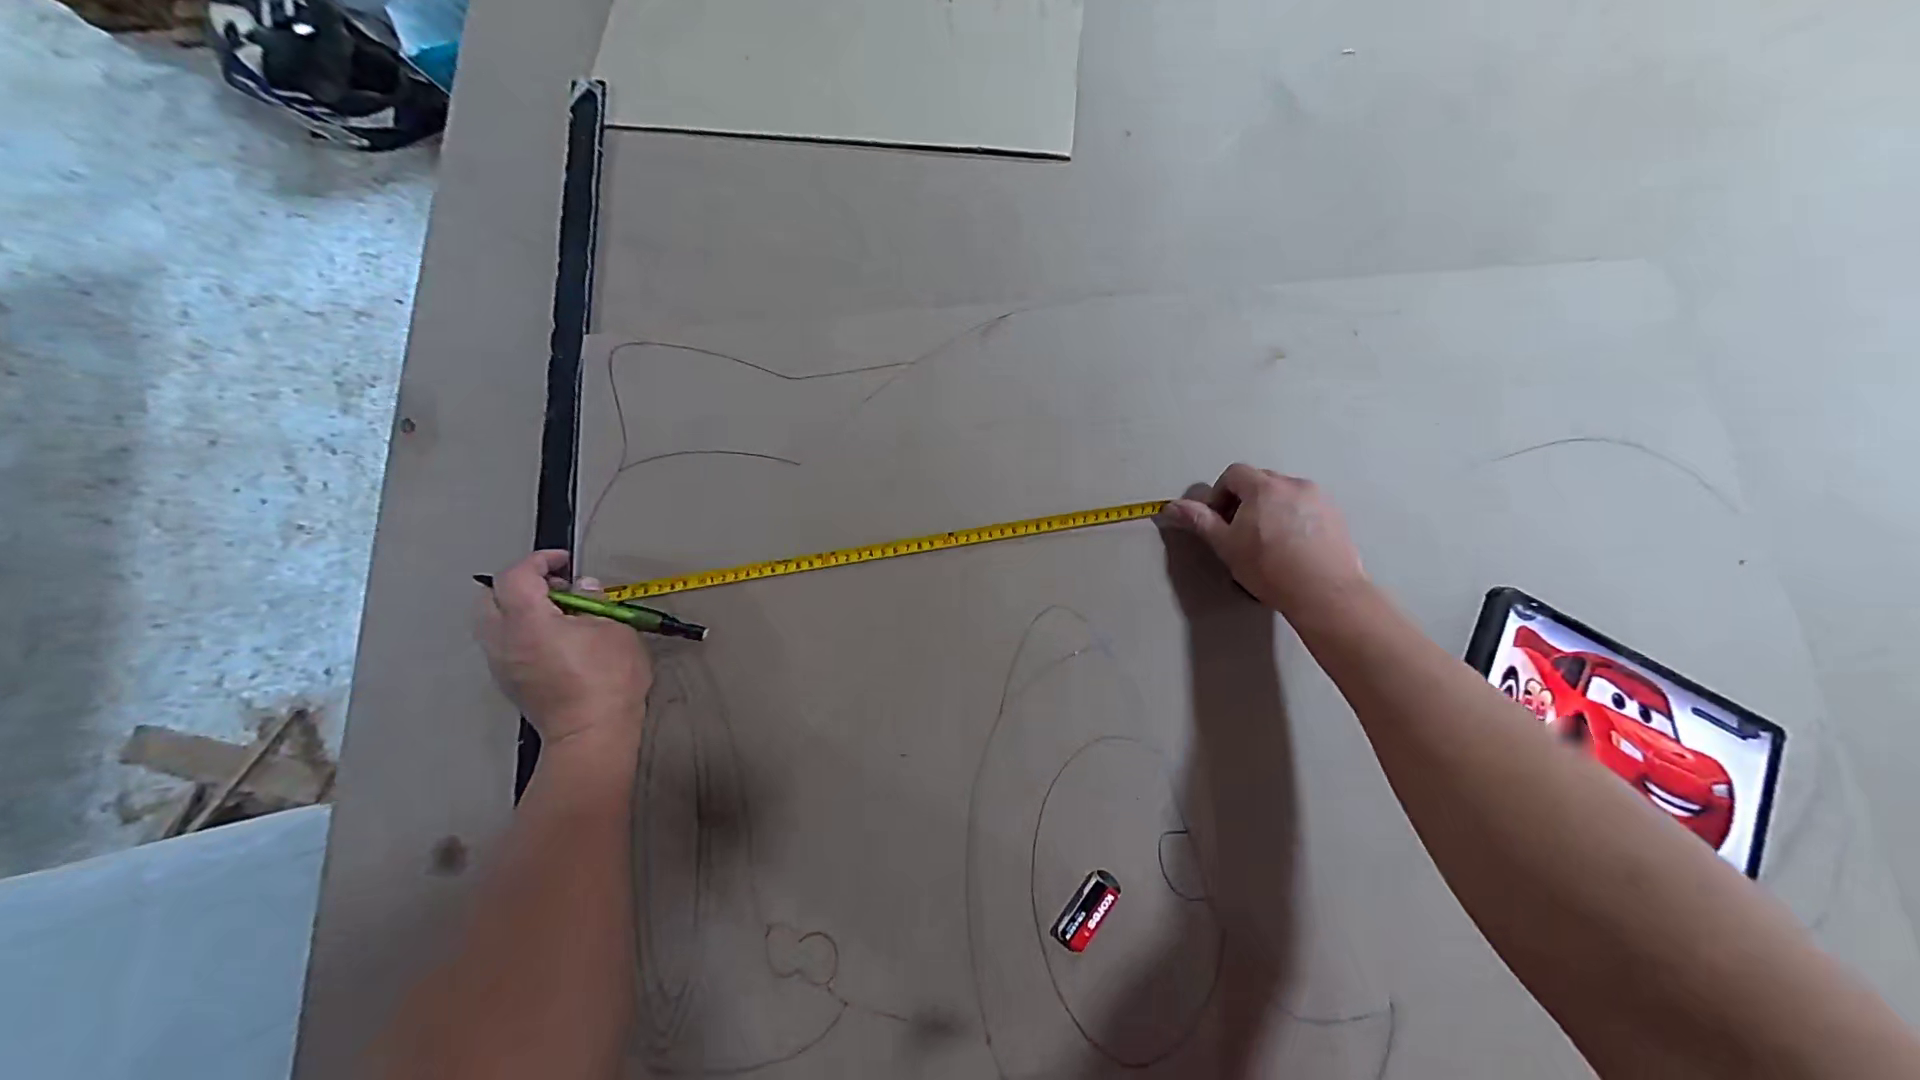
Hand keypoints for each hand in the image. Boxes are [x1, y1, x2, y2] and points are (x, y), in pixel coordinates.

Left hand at [476, 550, 652, 746]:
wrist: (592, 734)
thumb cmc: (608, 680)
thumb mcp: (616, 630)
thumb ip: (596, 603)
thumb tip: (585, 589)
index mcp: (527, 621)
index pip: (515, 575)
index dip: (539, 561)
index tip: (563, 561)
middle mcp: (503, 640)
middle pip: (490, 596)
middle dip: (519, 583)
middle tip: (555, 585)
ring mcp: (500, 664)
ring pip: (491, 622)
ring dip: (518, 608)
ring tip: (557, 613)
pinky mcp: (508, 682)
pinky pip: (502, 643)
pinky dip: (520, 630)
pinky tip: (554, 638)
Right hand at [1160, 464, 1366, 616]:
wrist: (1324, 592)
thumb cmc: (1273, 570)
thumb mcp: (1226, 545)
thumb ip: (1199, 521)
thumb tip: (1173, 508)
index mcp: (1264, 488)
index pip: (1234, 474)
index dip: (1220, 494)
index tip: (1220, 517)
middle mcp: (1294, 485)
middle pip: (1260, 481)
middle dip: (1245, 500)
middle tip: (1239, 530)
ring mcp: (1318, 499)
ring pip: (1284, 494)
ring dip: (1270, 508)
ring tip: (1267, 541)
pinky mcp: (1335, 515)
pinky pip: (1306, 507)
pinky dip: (1294, 518)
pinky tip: (1290, 546)